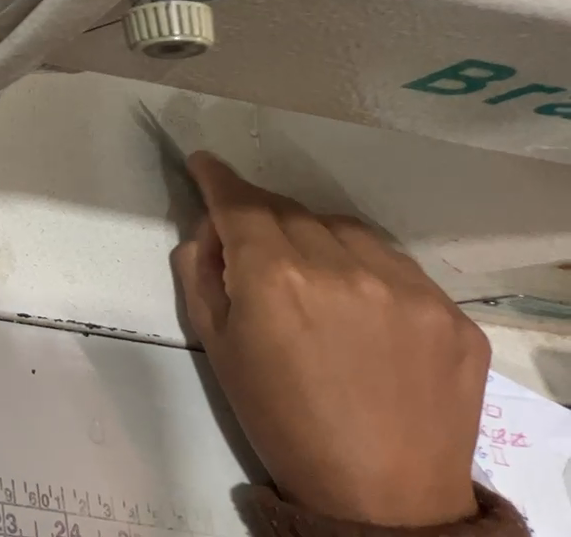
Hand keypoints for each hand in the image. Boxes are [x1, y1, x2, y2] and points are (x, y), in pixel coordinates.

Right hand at [172, 152, 487, 525]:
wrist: (380, 493)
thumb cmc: (275, 412)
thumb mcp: (211, 336)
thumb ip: (202, 268)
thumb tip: (213, 228)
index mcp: (273, 276)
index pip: (240, 202)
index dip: (216, 177)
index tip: (203, 162)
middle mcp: (342, 269)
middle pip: (290, 210)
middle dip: (260, 212)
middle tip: (246, 234)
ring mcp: (408, 291)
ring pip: (345, 228)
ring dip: (314, 233)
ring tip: (306, 269)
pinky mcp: (452, 316)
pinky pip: (395, 264)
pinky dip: (363, 265)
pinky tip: (354, 300)